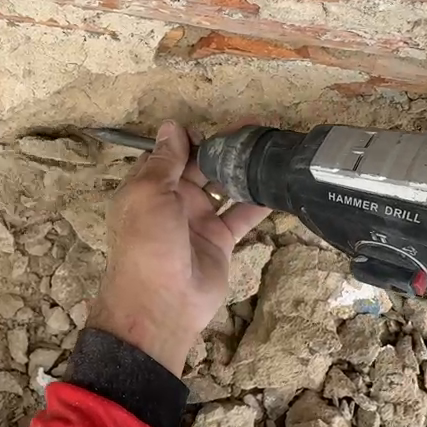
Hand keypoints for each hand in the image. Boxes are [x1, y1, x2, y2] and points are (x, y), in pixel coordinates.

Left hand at [88, 121, 270, 375]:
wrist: (160, 303)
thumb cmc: (147, 242)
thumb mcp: (148, 193)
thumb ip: (165, 160)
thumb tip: (171, 125)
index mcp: (148, 186)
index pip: (170, 154)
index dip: (191, 138)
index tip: (217, 123)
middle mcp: (172, 200)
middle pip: (200, 166)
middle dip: (223, 148)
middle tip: (256, 127)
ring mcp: (197, 220)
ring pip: (223, 187)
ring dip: (242, 169)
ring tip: (270, 147)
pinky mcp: (219, 240)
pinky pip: (241, 215)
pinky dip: (259, 201)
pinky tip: (279, 183)